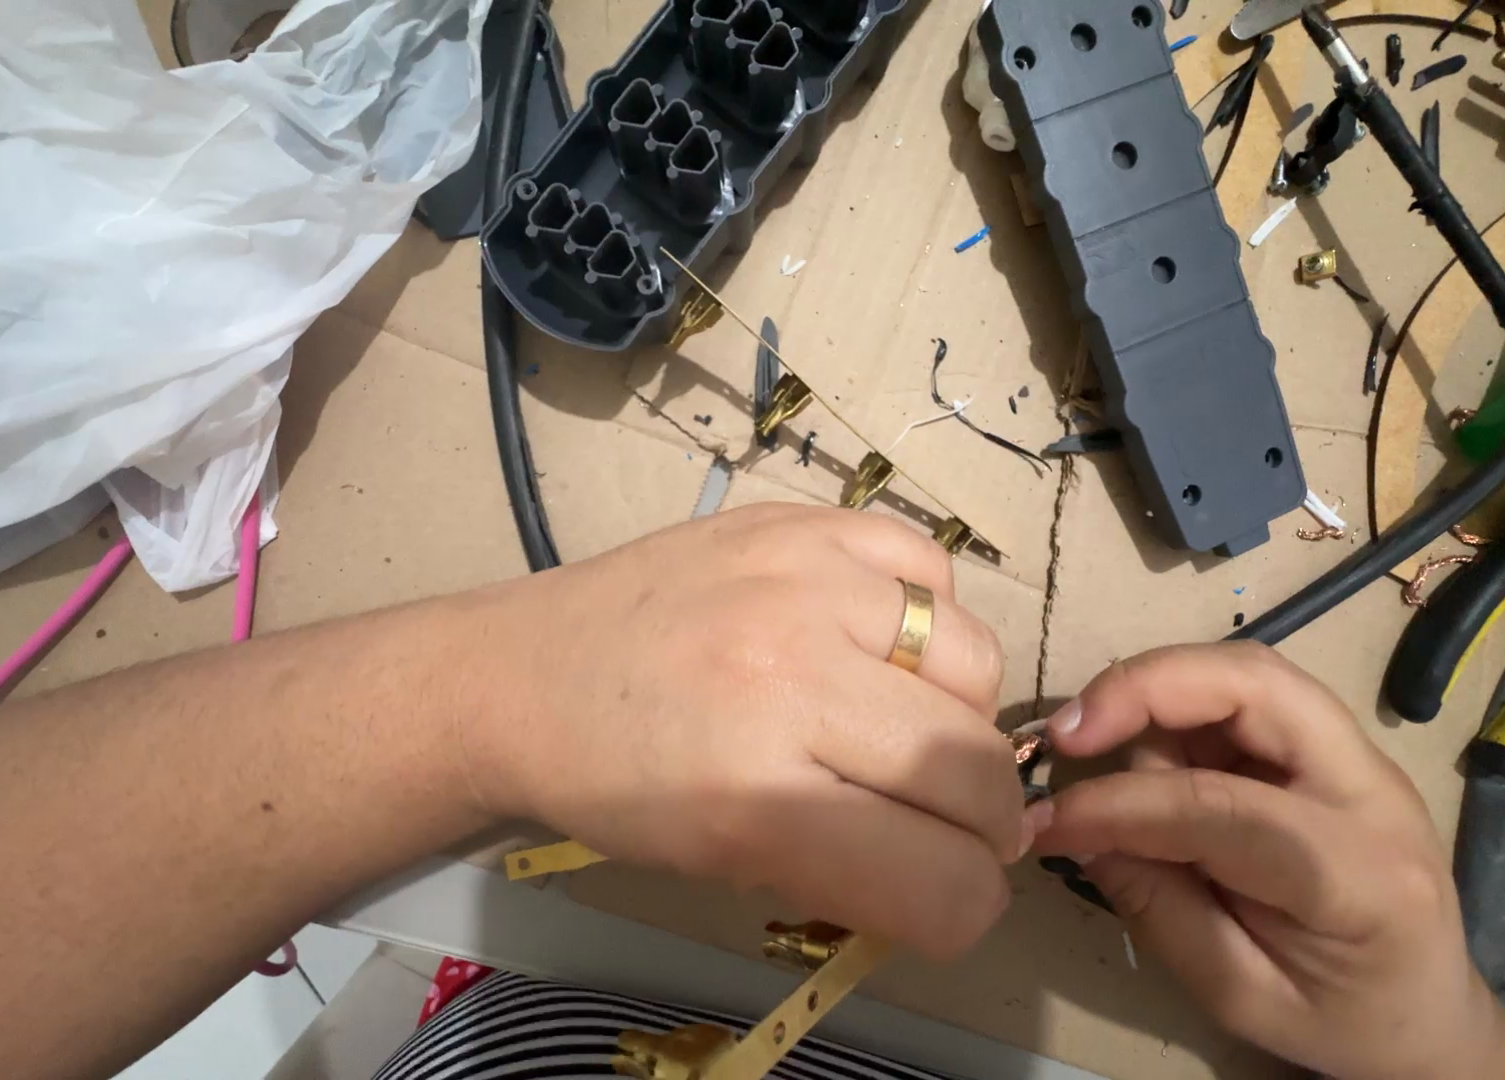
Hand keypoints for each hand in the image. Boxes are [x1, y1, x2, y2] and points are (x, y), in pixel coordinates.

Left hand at [464, 504, 1025, 958]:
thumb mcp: (723, 861)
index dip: (966, 906)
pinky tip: (878, 630)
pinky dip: (926, 612)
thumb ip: (853, 872)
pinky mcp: (802, 522)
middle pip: (975, 770)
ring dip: (959, 710)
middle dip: (983, 819)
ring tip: (903, 711)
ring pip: (975, 660)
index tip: (954, 895)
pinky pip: (928, 566)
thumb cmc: (612, 782)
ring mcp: (805, 579)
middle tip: (948, 817)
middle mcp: (795, 672)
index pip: (939, 881)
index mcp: (758, 793)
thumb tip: (956, 872)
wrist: (521, 669)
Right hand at [1031, 644, 1504, 1079]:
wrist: (1430, 1012)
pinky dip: (1168, 701)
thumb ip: (1155, 905)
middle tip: (1067, 730)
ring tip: (1093, 739)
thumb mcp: (1237, 992)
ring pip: (1239, 668)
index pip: (1222, 808)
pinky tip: (1136, 741)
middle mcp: (1368, 788)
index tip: (1048, 820)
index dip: (1123, 804)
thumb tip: (1078, 826)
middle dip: (1143, 689)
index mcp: (1360, 875)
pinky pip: (1232, 687)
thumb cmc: (1338, 1018)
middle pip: (1251, 684)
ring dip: (1151, 690)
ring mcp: (1352, 750)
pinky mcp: (1322, 736)